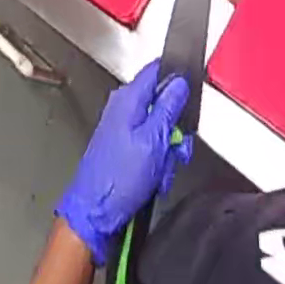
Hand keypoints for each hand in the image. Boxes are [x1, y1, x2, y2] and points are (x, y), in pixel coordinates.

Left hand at [55, 61, 192, 262]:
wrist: (94, 213)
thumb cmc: (118, 178)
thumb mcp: (153, 140)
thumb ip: (169, 107)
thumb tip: (180, 82)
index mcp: (129, 97)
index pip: (157, 70)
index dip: (177, 79)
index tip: (190, 97)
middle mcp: (124, 107)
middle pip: (162, 102)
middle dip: (175, 127)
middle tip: (176, 147)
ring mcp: (122, 126)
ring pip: (159, 126)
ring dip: (167, 149)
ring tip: (161, 169)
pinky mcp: (123, 145)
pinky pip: (149, 144)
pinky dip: (157, 160)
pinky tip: (154, 177)